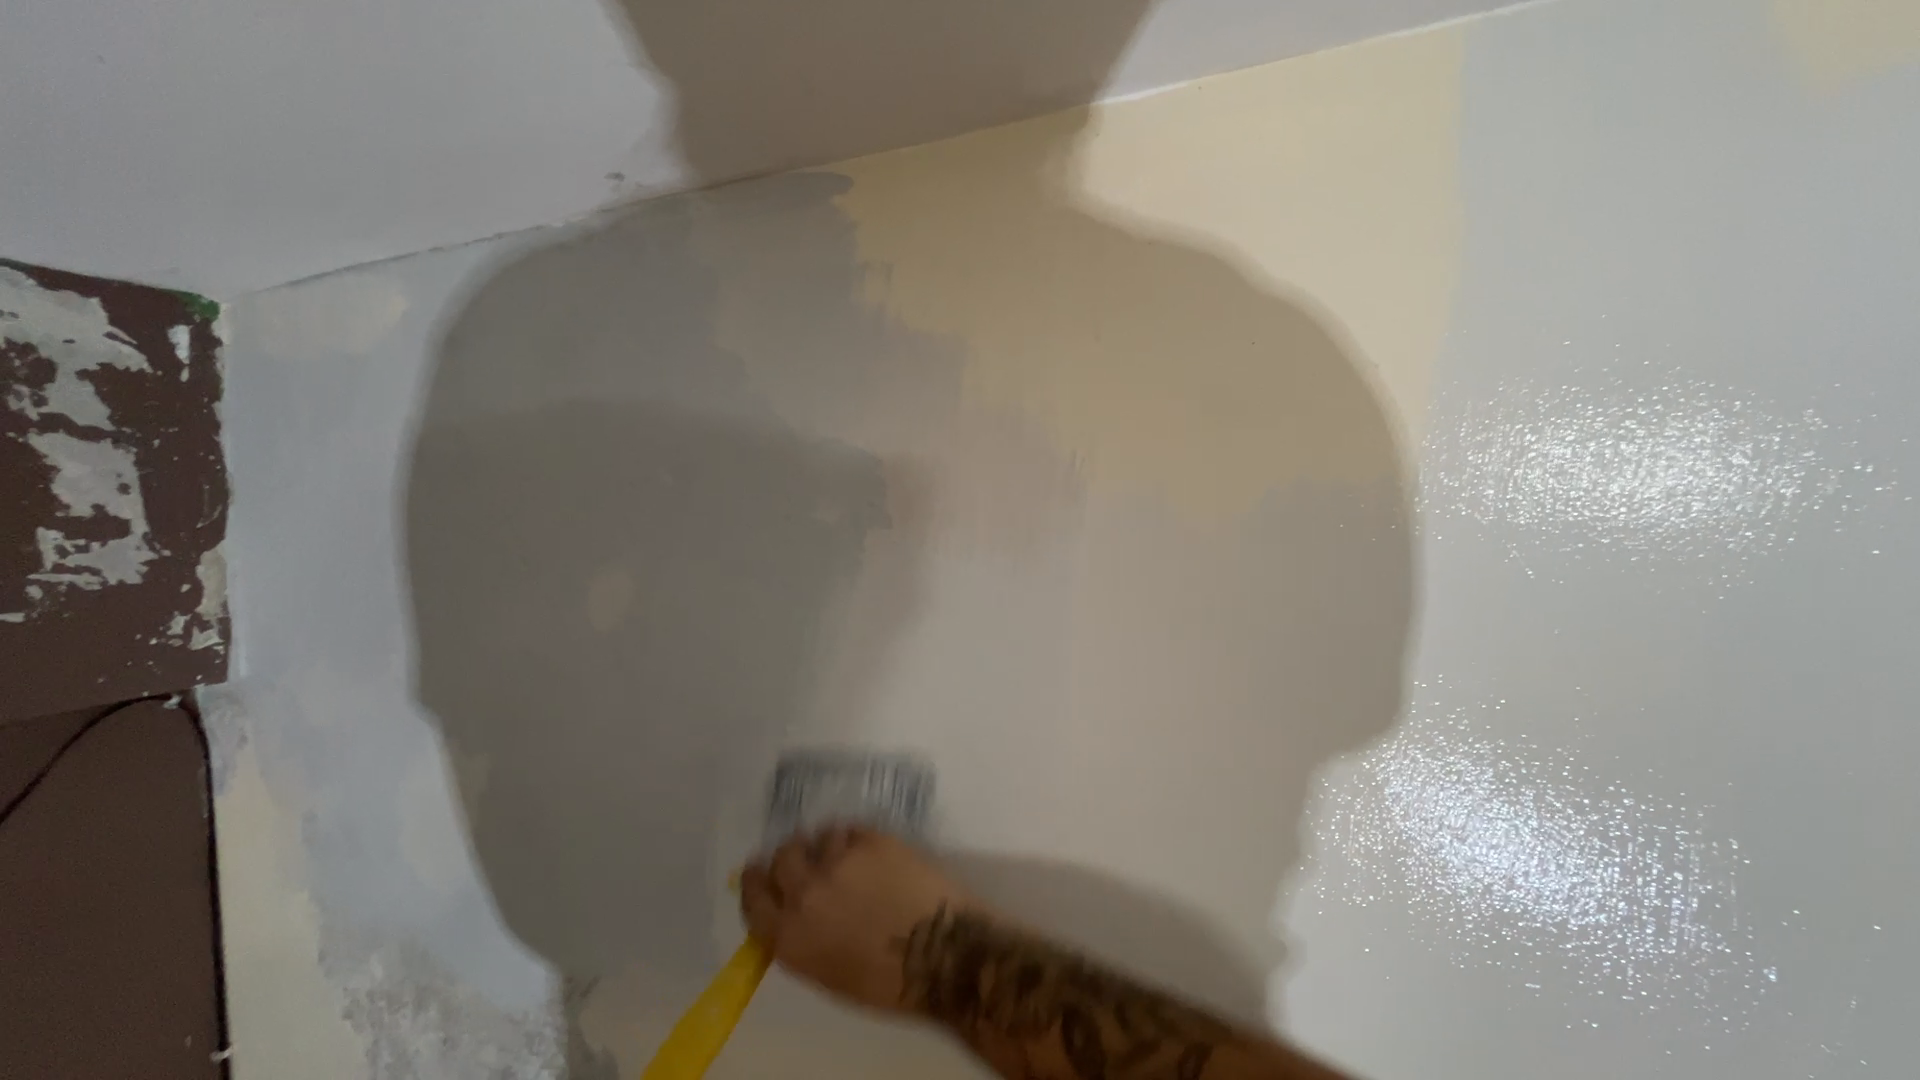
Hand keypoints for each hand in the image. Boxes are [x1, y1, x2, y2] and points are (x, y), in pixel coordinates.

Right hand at [739, 825, 978, 1014]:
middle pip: (782, 857)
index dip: (756, 881)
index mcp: (789, 937)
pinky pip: (853, 830)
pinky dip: (859, 840)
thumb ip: (802, 939)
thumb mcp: (828, 974)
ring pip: (820, 836)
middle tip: (809, 859)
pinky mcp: (871, 840)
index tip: (760, 871)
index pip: (753, 897)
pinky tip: (876, 856)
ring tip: (852, 859)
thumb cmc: (889, 983)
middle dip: (793, 857)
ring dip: (830, 846)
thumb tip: (794, 915)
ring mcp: (838, 861)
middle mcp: (805, 894)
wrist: (944, 955)